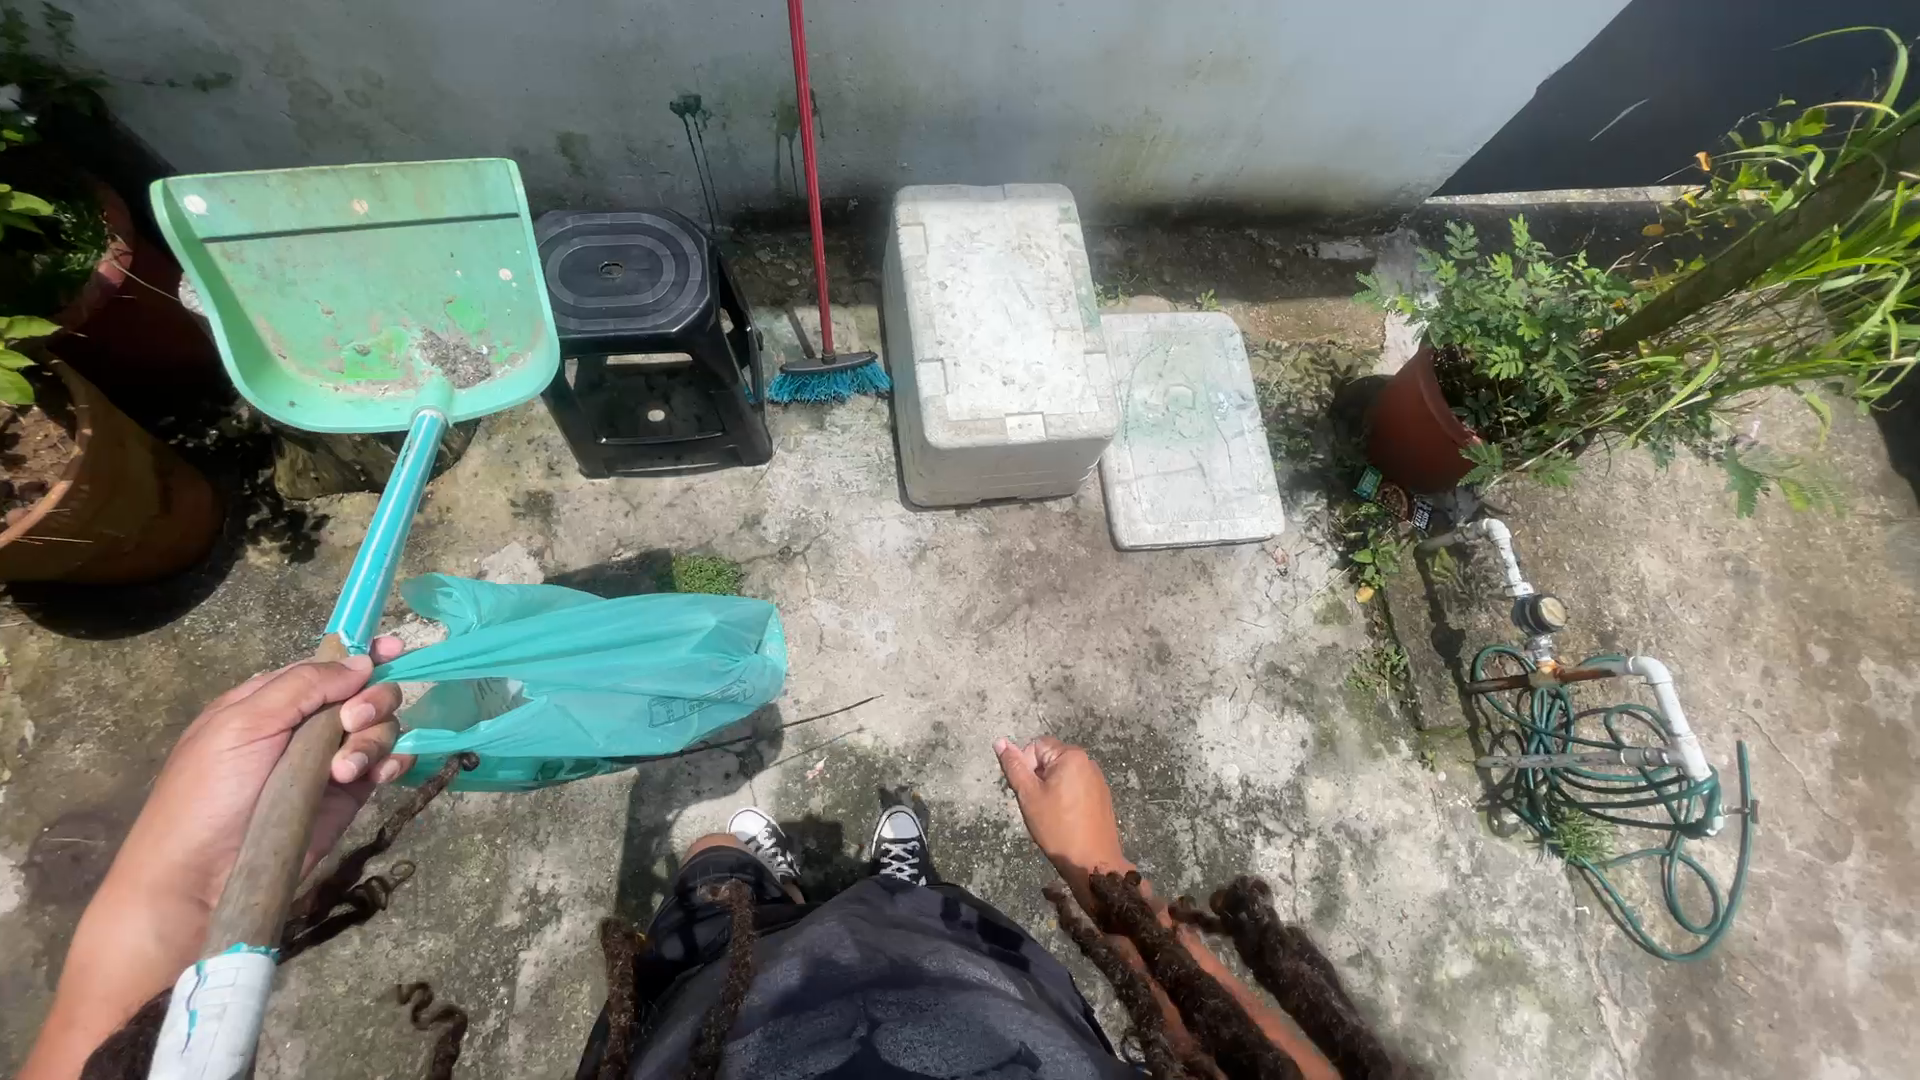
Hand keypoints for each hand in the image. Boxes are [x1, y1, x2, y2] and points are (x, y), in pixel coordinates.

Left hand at [123, 634, 413, 910]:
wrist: (204, 875)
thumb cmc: (208, 794)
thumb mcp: (242, 726)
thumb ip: (304, 686)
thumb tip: (363, 662)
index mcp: (275, 701)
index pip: (329, 665)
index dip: (365, 654)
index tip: (395, 649)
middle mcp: (311, 724)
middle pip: (368, 692)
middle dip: (372, 702)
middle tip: (353, 723)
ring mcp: (335, 756)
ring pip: (385, 726)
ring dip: (375, 740)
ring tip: (347, 771)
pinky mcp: (355, 788)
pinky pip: (393, 760)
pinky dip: (393, 762)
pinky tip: (377, 777)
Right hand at [994, 736, 1129, 903]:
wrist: (1092, 862)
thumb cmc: (1057, 827)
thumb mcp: (1028, 795)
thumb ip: (1014, 766)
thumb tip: (1000, 741)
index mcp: (1071, 756)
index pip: (1035, 746)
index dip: (1025, 767)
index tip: (1026, 792)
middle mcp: (1087, 761)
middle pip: (1050, 758)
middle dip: (1037, 777)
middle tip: (1035, 804)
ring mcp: (1097, 778)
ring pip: (1062, 773)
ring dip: (1050, 787)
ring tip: (1049, 813)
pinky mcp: (1101, 795)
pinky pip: (1076, 785)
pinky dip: (1065, 796)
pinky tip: (1064, 818)